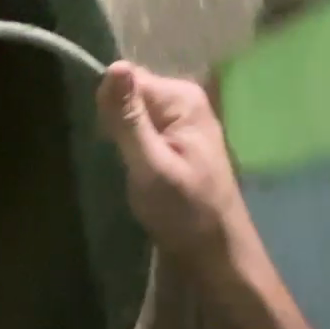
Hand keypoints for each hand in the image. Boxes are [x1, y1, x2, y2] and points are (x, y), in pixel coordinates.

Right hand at [97, 60, 247, 265]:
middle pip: (128, 94)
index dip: (110, 109)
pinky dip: (129, 148)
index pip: (126, 79)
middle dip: (115, 123)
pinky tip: (133, 171)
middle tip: (122, 160)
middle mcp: (184, 100)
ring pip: (130, 113)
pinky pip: (139, 129)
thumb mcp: (151, 167)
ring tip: (126, 168)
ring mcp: (181, 122)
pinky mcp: (175, 141)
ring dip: (120, 138)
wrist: (219, 262)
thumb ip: (129, 119)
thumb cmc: (187, 215)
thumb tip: (113, 65)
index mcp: (182, 98)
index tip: (111, 143)